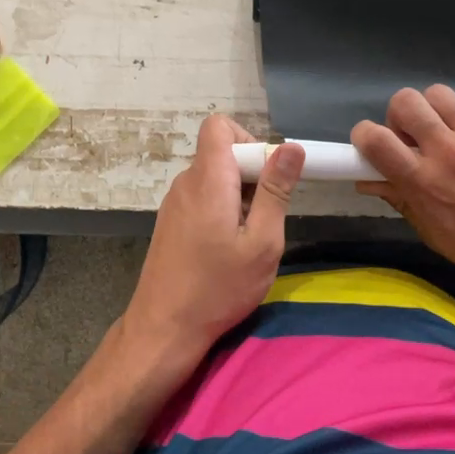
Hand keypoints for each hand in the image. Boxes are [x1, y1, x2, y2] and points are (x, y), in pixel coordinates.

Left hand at [123, 115, 303, 359]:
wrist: (164, 327)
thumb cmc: (219, 288)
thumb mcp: (262, 242)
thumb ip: (277, 191)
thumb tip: (291, 148)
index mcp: (208, 179)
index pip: (219, 125)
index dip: (249, 139)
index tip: (269, 175)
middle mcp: (186, 183)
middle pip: (221, 153)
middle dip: (251, 175)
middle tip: (266, 217)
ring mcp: (174, 204)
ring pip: (213, 179)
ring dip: (238, 197)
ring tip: (248, 240)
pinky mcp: (170, 223)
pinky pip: (202, 199)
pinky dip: (221, 212)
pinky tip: (227, 250)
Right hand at [350, 85, 454, 293]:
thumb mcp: (438, 235)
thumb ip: (403, 201)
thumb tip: (371, 180)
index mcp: (426, 184)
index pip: (375, 139)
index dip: (364, 137)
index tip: (370, 146)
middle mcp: (450, 151)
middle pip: (404, 102)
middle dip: (399, 118)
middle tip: (412, 139)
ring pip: (437, 94)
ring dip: (432, 111)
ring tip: (444, 133)